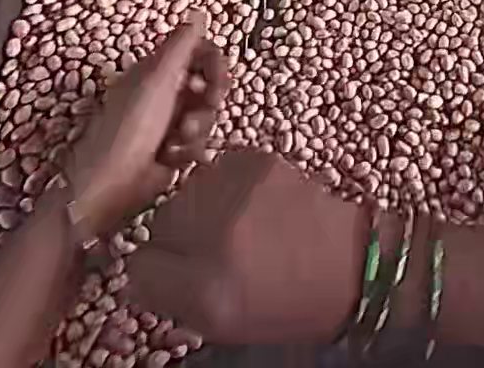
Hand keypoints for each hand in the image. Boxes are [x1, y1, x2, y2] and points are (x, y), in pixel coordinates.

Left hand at [63, 13, 225, 234]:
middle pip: (211, 82)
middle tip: (203, 107)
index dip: (214, 63)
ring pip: (209, 114)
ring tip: (179, 140)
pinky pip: (200, 141)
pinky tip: (172, 157)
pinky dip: (190, 149)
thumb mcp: (157, 79)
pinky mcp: (176, 148)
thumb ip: (181, 45)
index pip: (201, 52)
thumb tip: (199, 12)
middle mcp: (167, 91)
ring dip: (198, 127)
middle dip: (209, 98)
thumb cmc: (129, 128)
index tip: (215, 78)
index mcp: (159, 69)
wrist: (107, 188)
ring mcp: (171, 121)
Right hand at [128, 150, 366, 343]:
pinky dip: (225, 180)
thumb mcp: (219, 322)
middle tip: (200, 245)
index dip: (150, 269)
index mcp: (204, 289)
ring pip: (187, 188)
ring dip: (198, 203)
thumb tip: (140, 265)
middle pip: (159, 221)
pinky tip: (246, 197)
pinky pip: (220, 165)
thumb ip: (171, 295)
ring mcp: (241, 192)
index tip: (165, 269)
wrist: (345, 262)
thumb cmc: (283, 303)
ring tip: (227, 219)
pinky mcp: (261, 161)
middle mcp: (218, 235)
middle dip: (172, 235)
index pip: (138, 267)